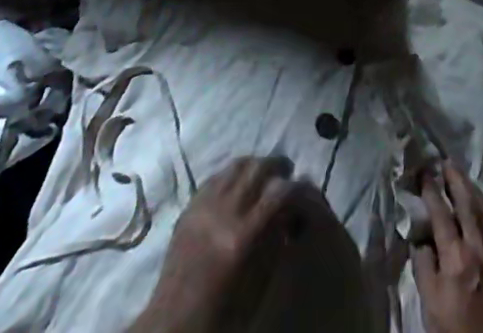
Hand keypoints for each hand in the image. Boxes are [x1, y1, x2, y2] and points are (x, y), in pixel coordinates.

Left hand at [128, 156, 295, 332]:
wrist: (178, 321)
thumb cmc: (227, 309)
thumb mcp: (262, 277)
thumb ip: (277, 235)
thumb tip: (291, 207)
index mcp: (244, 236)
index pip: (280, 192)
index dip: (298, 186)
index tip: (304, 188)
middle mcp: (223, 213)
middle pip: (257, 168)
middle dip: (277, 166)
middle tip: (287, 173)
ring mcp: (203, 207)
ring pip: (235, 166)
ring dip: (255, 165)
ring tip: (264, 174)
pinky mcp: (189, 207)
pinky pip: (216, 177)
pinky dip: (232, 174)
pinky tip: (239, 184)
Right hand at [414, 162, 482, 332]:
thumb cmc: (455, 325)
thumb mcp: (429, 301)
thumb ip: (423, 265)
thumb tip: (421, 238)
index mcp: (456, 256)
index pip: (442, 213)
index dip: (431, 190)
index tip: (424, 172)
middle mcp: (478, 245)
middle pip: (467, 203)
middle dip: (455, 179)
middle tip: (446, 161)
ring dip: (472, 188)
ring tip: (461, 174)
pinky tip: (482, 202)